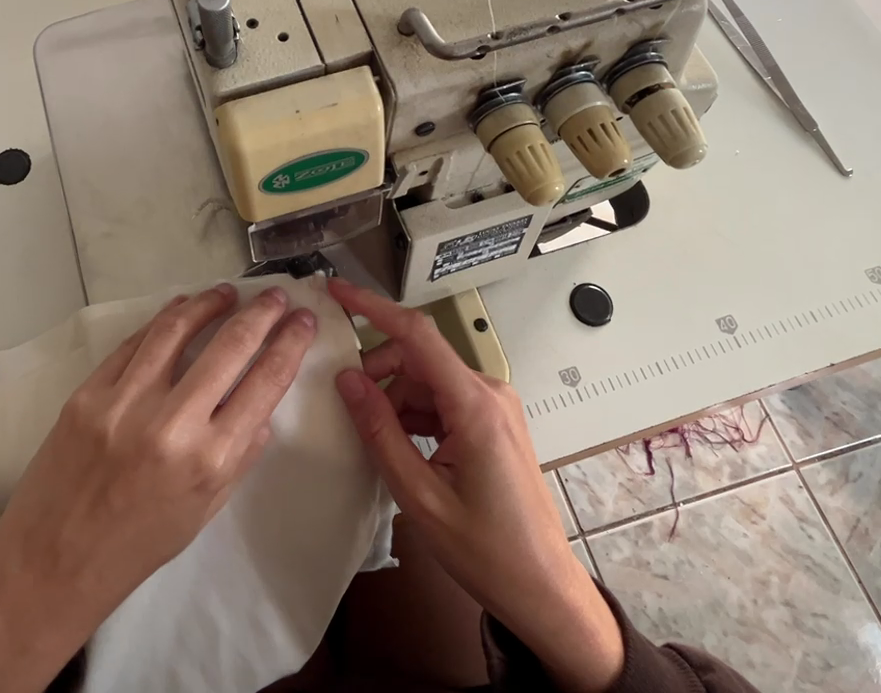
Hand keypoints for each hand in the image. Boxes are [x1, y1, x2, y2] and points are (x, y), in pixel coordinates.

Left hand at [0, 284, 317, 692]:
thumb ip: (239, 456)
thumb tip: (264, 406)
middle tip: (276, 295)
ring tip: (226, 292)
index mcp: (209, 460)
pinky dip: (162, 320)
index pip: (265, 383)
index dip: (291, 344)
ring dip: (208, 303)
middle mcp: (171, 425)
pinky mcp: (86, 393)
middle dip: (261, 313)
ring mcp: (123, 403)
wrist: (50, 564)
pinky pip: (133, 344)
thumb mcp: (204, 511)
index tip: (303, 320)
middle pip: (229, 346)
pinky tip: (179, 309)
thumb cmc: (138, 547)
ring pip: (176, 329)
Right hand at [328, 279, 624, 692]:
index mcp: (474, 404)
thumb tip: (347, 380)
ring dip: (395, 401)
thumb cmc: (486, 551)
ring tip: (377, 443)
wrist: (544, 590)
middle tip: (348, 412)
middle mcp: (488, 392)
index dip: (372, 307)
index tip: (336, 290)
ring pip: (427, 381)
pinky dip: (415, 415)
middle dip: (378, 375)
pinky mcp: (493, 422)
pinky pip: (442, 401)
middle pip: (418, 359)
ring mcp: (494, 406)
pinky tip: (401, 447)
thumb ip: (380, 432)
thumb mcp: (419, 495)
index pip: (417, 334)